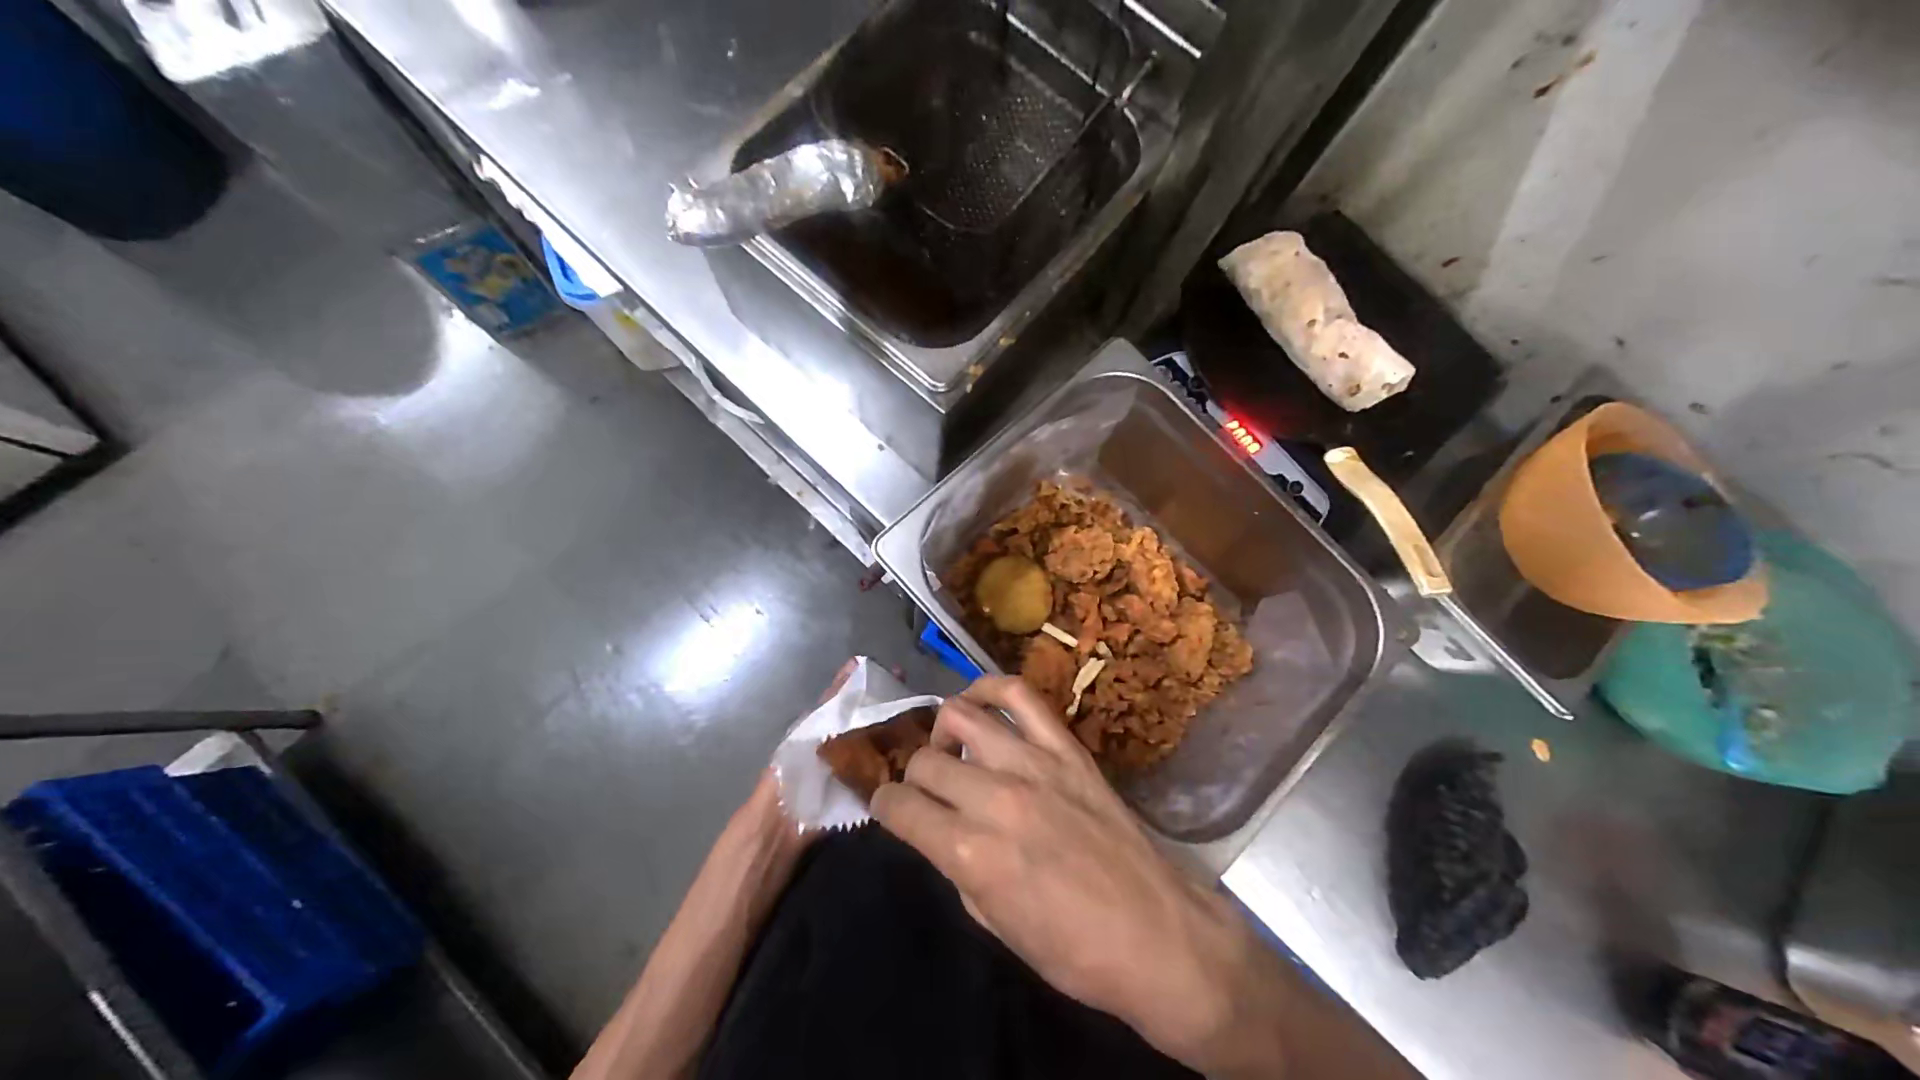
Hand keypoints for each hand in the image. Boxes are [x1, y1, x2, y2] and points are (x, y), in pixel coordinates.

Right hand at [872, 677, 1293, 1076]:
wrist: (1158, 936)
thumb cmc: (1074, 951)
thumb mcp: (995, 924)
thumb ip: (957, 867)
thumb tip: (939, 830)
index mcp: (970, 853)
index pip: (898, 806)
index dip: (884, 807)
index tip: (890, 810)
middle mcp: (994, 798)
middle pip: (924, 760)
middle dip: (913, 779)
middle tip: (927, 793)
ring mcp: (1034, 764)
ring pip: (960, 716)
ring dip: (942, 734)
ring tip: (952, 751)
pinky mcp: (1067, 748)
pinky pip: (1019, 695)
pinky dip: (989, 689)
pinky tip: (979, 703)